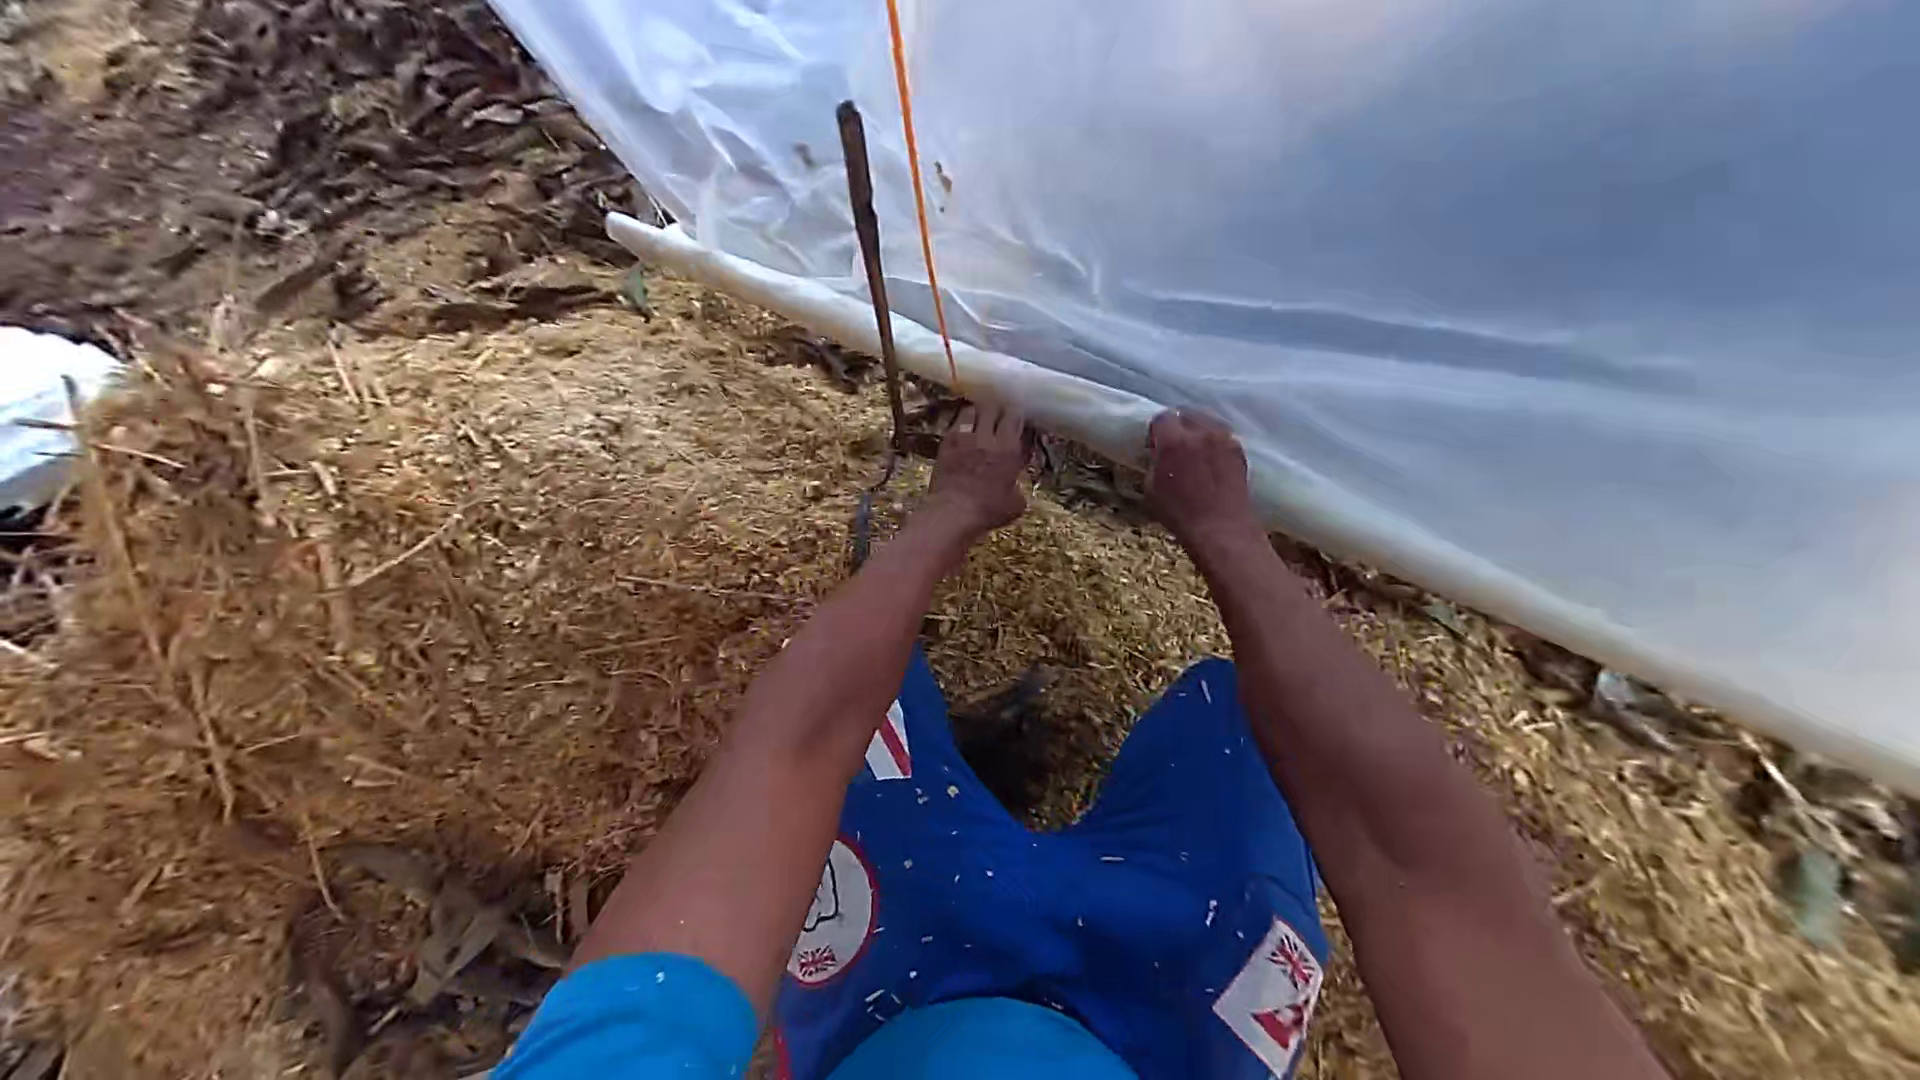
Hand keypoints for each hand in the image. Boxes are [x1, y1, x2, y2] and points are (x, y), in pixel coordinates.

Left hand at [924, 400, 1029, 536]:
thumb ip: (1017, 489)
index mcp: (1008, 449)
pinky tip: (961, 431)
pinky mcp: (945, 445)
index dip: (1015, 414)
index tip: (1016, 417)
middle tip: (998, 414)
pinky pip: (954, 425)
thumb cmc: (988, 510)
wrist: (953, 512)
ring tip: (978, 418)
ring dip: (976, 413)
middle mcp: (986, 438)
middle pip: (992, 408)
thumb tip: (1016, 488)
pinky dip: (959, 425)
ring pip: (971, 411)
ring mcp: (963, 439)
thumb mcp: (1015, 504)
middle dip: (996, 409)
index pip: (1014, 418)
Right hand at [1145, 408, 1261, 552]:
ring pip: (1207, 420)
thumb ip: (1154, 463)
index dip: (1156, 430)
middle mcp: (1201, 433)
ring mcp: (1224, 439)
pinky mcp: (1238, 449)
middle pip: (1186, 413)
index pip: (1163, 417)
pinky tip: (1209, 458)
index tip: (1154, 443)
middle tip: (1173, 444)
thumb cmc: (1180, 513)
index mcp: (1174, 441)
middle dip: (1177, 425)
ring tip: (1193, 449)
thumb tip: (1158, 455)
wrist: (1221, 528)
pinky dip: (1213, 440)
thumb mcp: (1152, 489)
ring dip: (1197, 429)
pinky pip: (1222, 434)